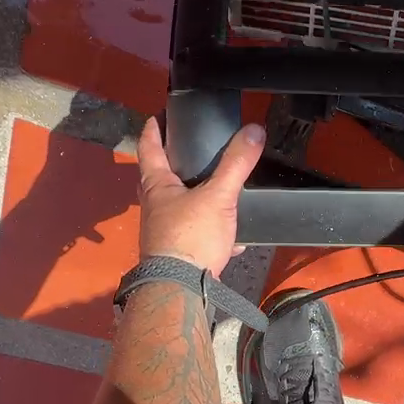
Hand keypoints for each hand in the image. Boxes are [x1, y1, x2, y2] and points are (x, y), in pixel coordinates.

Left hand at [135, 117, 265, 274]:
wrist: (181, 286)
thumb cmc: (191, 236)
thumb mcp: (219, 196)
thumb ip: (236, 164)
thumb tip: (254, 130)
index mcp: (157, 185)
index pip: (149, 147)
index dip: (153, 130)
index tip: (157, 117)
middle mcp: (154, 206)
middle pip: (159, 178)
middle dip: (173, 165)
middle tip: (188, 153)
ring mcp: (163, 232)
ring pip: (178, 208)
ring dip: (193, 199)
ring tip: (215, 192)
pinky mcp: (178, 253)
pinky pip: (195, 235)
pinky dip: (211, 233)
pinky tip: (231, 239)